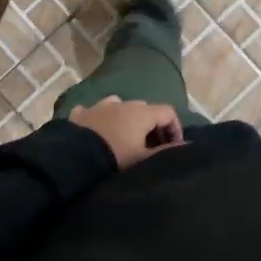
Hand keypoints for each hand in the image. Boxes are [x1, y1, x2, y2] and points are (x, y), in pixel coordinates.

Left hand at [68, 95, 184, 168]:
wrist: (74, 157)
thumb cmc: (115, 157)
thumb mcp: (143, 158)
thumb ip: (165, 151)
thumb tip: (186, 146)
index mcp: (141, 112)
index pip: (168, 112)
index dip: (175, 128)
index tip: (173, 147)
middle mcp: (122, 102)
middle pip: (145, 109)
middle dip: (152, 125)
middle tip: (152, 146)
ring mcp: (99, 105)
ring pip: (119, 107)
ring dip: (126, 119)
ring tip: (125, 139)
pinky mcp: (81, 112)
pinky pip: (95, 112)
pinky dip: (101, 120)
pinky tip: (97, 133)